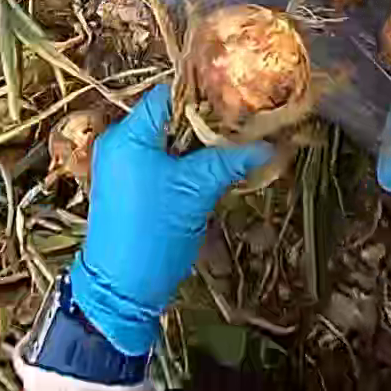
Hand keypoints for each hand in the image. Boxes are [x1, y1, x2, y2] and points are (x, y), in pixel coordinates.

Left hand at [69, 85, 271, 354]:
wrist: (120, 296)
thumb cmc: (153, 233)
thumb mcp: (196, 192)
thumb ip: (230, 160)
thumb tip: (270, 144)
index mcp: (129, 135)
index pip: (169, 94)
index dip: (202, 93)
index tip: (233, 100)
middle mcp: (120, 142)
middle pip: (169, 114)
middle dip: (204, 119)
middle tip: (239, 122)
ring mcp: (121, 164)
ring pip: (167, 137)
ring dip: (197, 142)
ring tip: (231, 142)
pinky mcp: (128, 183)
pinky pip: (160, 157)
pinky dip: (184, 159)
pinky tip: (212, 164)